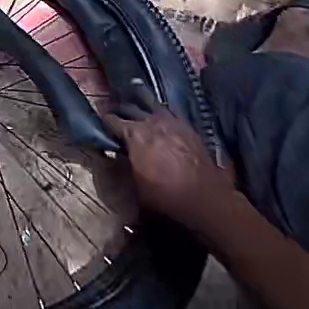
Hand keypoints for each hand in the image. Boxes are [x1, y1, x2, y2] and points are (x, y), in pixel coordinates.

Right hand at [104, 94, 236, 230]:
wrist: (206, 201)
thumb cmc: (166, 198)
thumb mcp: (135, 188)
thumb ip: (124, 166)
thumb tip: (117, 156)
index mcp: (134, 134)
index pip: (112, 120)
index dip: (104, 122)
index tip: (101, 125)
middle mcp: (152, 122)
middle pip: (130, 108)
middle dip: (121, 112)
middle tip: (117, 118)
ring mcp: (172, 122)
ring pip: (151, 107)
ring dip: (143, 110)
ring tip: (139, 115)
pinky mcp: (189, 128)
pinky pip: (170, 116)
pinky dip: (162, 118)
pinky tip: (162, 125)